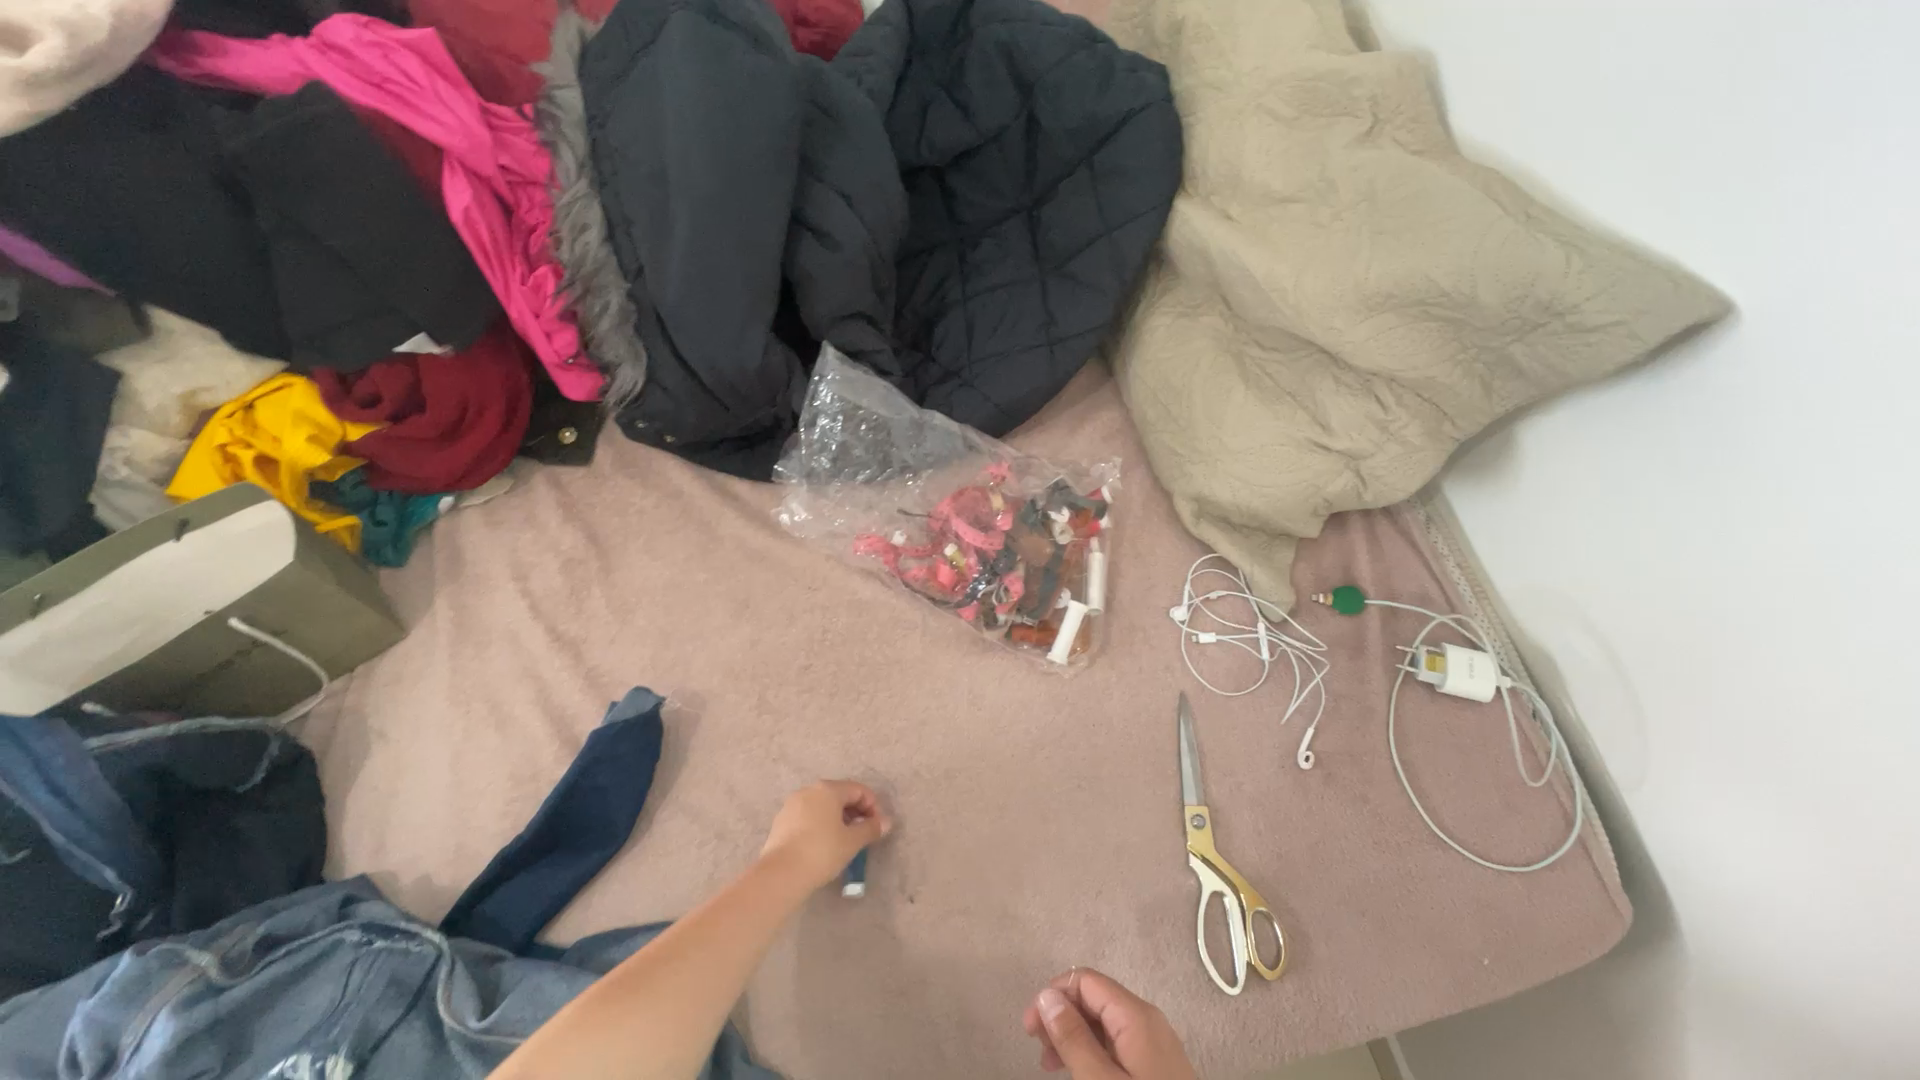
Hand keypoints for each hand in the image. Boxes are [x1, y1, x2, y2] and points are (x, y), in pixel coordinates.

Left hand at [758, 780, 891, 891]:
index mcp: (828, 789)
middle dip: (855, 813)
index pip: (858, 790)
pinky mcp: (781, 821)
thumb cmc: (822, 851)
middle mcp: (809, 790)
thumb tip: (886, 822)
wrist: (781, 874)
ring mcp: (792, 805)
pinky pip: (808, 817)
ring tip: (845, 841)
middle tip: (864, 834)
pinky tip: (823, 845)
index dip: (873, 807)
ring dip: (838, 819)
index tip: (877, 827)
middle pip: (839, 795)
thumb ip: (871, 828)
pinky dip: (821, 825)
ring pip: (822, 806)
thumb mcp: (852, 841)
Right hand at [1021, 968, 1197, 1079]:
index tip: (1030, 1030)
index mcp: (1135, 1015)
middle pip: (1094, 998)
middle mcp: (1147, 1019)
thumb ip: (1073, 1038)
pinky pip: (1115, 1043)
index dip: (1053, 996)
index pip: (1085, 980)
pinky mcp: (1155, 1065)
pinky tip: (1079, 1072)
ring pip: (1103, 1023)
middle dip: (1060, 1017)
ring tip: (1051, 1066)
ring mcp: (1154, 1043)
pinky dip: (1091, 1052)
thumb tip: (1047, 995)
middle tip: (1039, 1051)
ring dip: (1072, 1037)